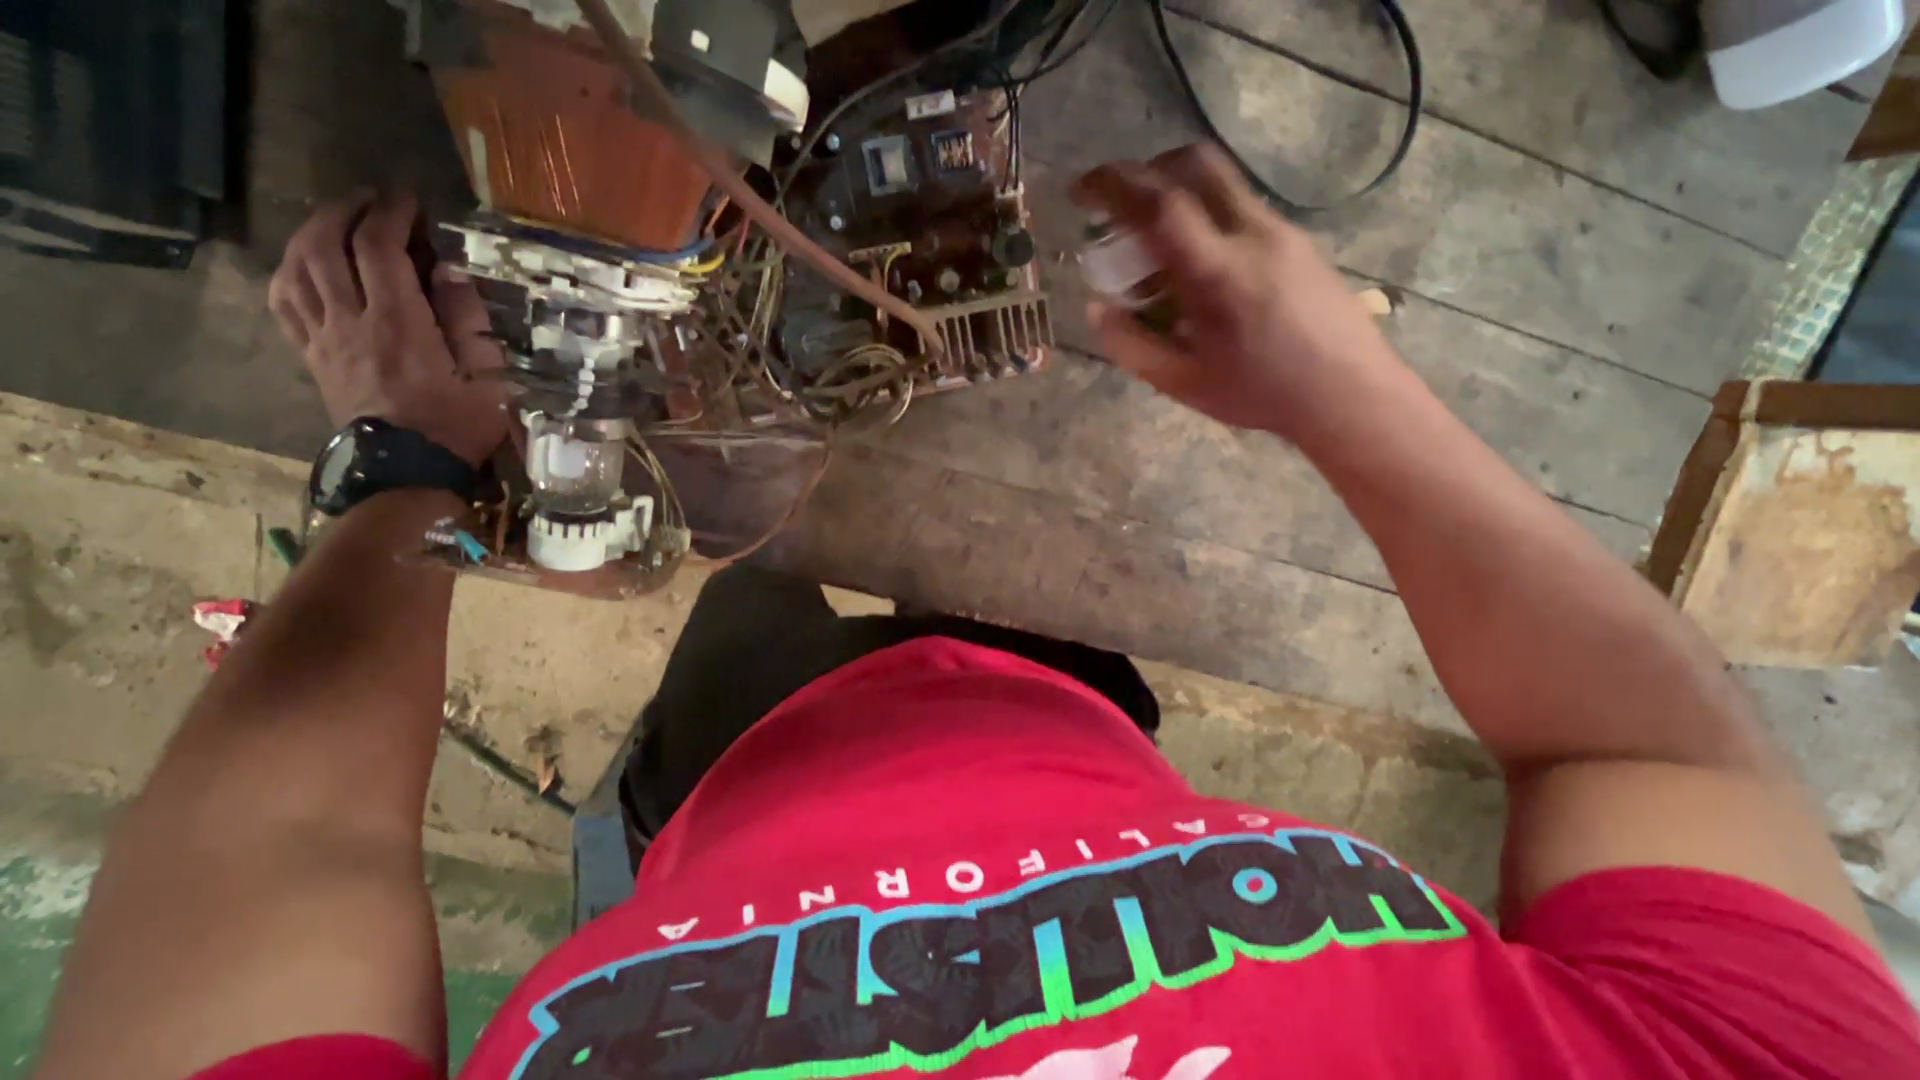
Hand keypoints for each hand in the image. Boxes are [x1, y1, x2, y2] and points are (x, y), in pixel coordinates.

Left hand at [268, 190, 506, 466]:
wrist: (408, 474)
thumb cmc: (457, 428)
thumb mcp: (488, 380)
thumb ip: (469, 322)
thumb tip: (449, 272)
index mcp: (399, 325)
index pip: (379, 249)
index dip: (389, 213)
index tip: (408, 199)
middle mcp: (352, 323)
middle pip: (327, 246)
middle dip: (347, 211)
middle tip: (373, 200)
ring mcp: (324, 340)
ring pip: (297, 268)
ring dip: (313, 233)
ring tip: (338, 221)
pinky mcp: (312, 357)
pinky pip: (284, 303)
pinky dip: (290, 271)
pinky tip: (306, 263)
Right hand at [1072, 145, 1403, 436]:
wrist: (1349, 393)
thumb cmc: (1261, 393)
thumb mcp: (1182, 382)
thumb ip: (1131, 344)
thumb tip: (1096, 308)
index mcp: (1216, 272)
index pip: (1158, 202)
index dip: (1112, 184)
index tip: (1081, 189)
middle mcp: (1251, 234)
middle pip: (1195, 164)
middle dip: (1147, 169)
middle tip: (1120, 203)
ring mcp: (1280, 231)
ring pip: (1222, 182)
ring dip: (1179, 192)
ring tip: (1159, 245)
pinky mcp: (1298, 239)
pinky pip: (1241, 207)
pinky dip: (1207, 216)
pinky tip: (1202, 267)